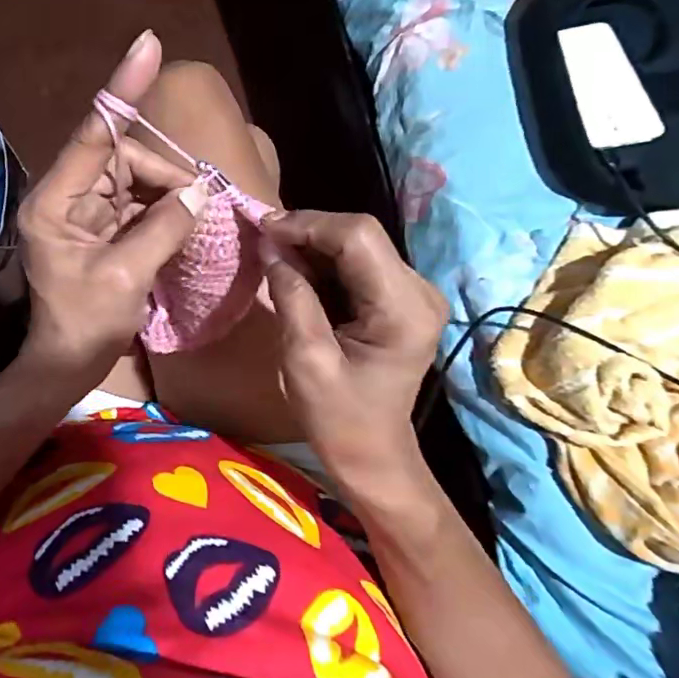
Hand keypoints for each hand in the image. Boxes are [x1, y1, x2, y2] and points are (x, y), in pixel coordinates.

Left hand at [16, 31, 209, 376]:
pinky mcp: (96, 224)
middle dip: (162, 174)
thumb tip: (198, 192)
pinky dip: (161, 209)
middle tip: (199, 204)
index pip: (92, 134)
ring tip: (193, 221)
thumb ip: (164, 227)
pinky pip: (134, 200)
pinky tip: (181, 225)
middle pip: (120, 155)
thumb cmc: (85, 324)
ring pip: (132, 177)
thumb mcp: (126, 276)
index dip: (122, 89)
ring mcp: (81, 209)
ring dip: (166, 193)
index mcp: (55, 202)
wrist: (65, 362)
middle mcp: (64, 195)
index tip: (147, 45)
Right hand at [261, 211, 449, 502]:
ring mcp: (411, 293)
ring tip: (270, 251)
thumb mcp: (305, 358)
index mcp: (402, 308)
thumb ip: (291, 296)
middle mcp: (418, 290)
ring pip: (357, 243)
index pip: (358, 237)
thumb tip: (269, 245)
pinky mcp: (397, 299)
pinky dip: (320, 258)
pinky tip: (292, 267)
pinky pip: (356, 262)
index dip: (307, 224)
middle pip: (360, 234)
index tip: (261, 230)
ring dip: (311, 242)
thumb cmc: (337, 416)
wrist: (372, 453)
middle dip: (307, 230)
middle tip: (261, 239)